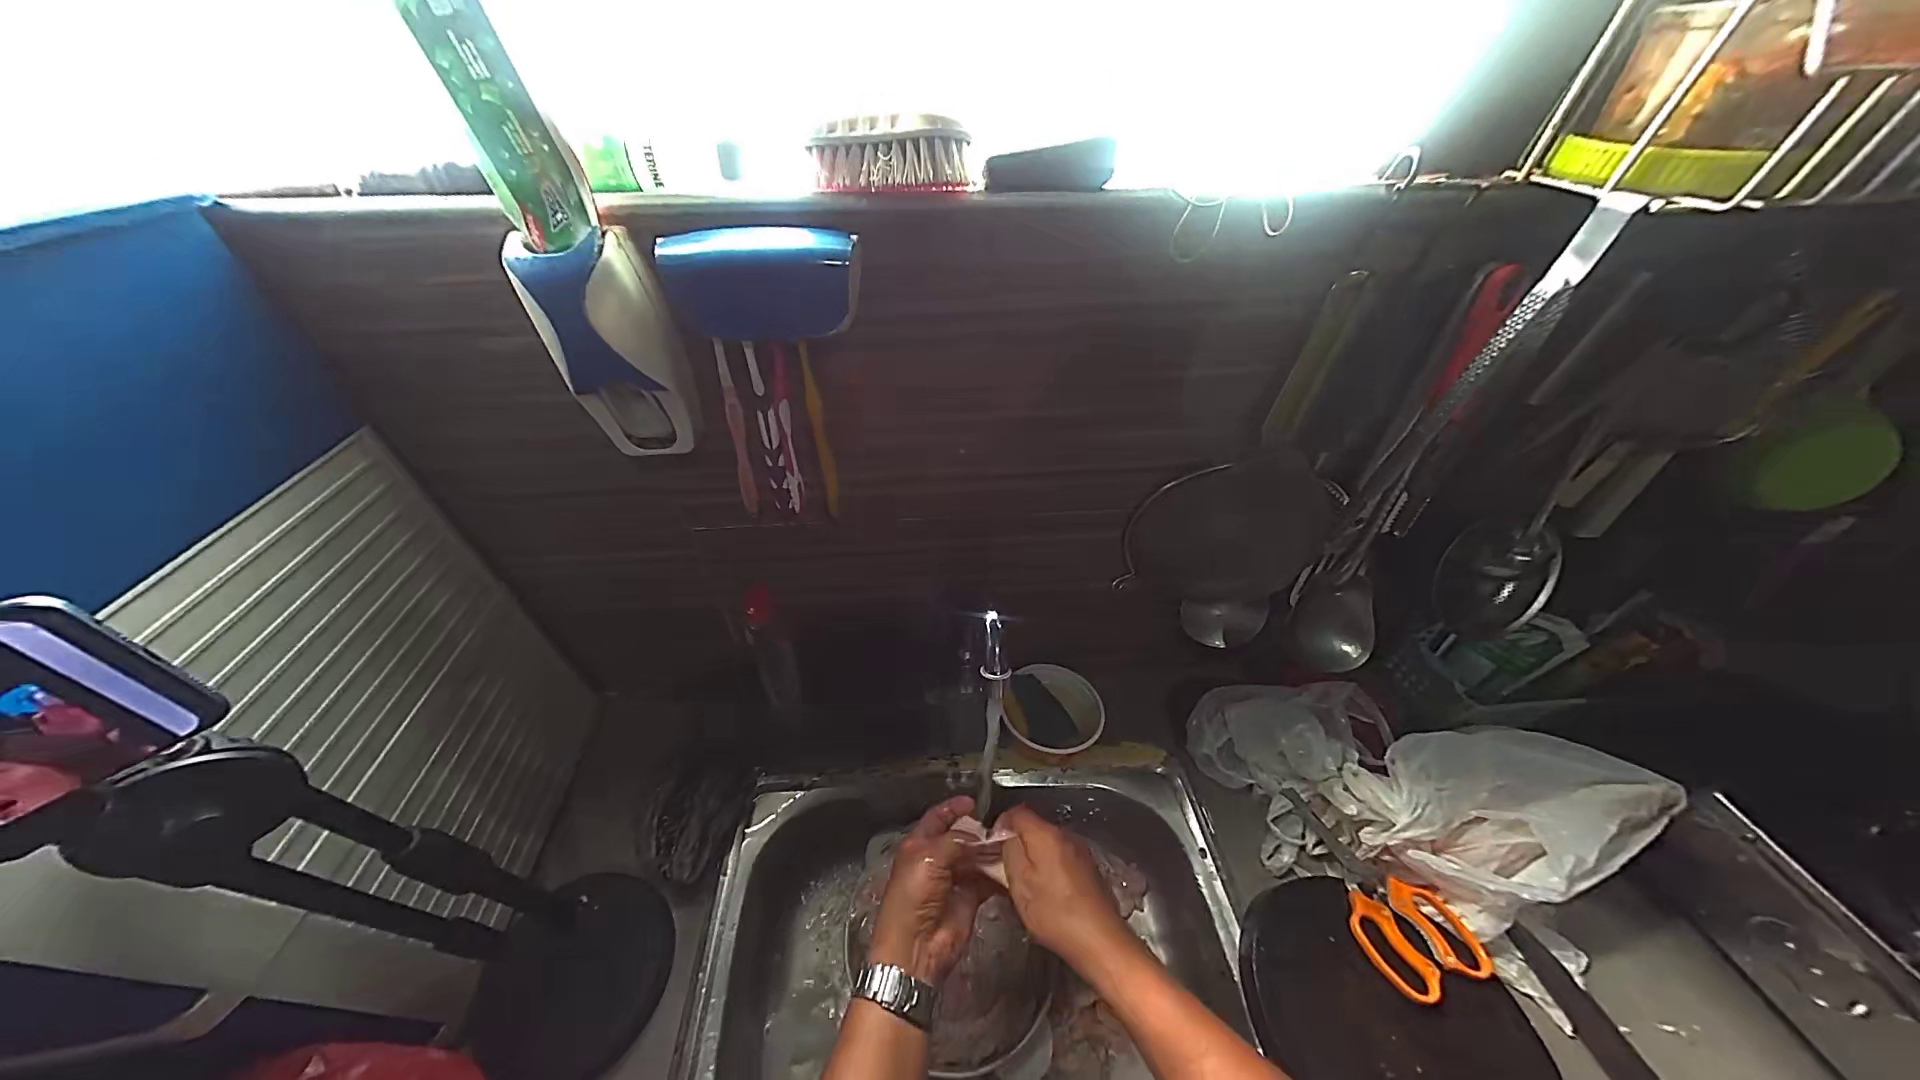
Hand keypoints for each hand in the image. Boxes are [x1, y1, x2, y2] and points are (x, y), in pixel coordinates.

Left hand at [868, 795, 992, 983]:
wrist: (915, 948)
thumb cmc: (912, 899)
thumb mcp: (929, 858)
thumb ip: (955, 840)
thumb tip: (976, 833)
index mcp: (918, 846)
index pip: (937, 818)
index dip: (953, 808)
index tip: (973, 801)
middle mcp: (935, 859)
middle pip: (961, 838)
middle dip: (978, 831)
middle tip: (999, 825)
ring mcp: (952, 879)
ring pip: (976, 857)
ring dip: (990, 851)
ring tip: (1009, 842)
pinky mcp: (968, 898)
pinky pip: (986, 879)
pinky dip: (997, 873)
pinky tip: (1009, 866)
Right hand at [997, 804, 1132, 969]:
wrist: (1100, 941)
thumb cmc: (1056, 914)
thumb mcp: (1019, 883)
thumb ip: (1009, 851)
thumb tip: (1006, 833)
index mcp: (1046, 834)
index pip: (1017, 811)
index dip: (1001, 825)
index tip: (993, 846)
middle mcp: (1066, 835)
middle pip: (1033, 826)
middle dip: (1018, 842)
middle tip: (1007, 869)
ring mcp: (1080, 850)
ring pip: (1047, 842)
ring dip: (1034, 856)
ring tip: (1027, 885)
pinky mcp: (1088, 867)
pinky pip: (1060, 856)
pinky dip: (1050, 867)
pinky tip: (1048, 893)